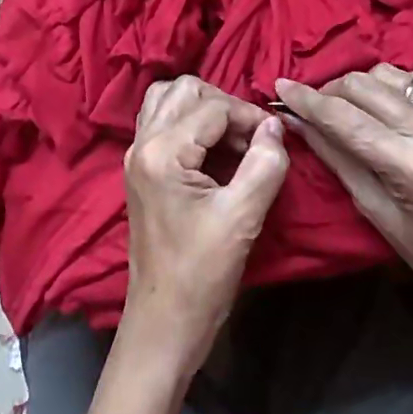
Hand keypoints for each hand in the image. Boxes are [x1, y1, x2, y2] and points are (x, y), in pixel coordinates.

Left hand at [123, 74, 289, 367]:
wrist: (163, 323)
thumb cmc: (201, 275)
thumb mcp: (242, 219)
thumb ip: (264, 165)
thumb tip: (275, 127)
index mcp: (161, 152)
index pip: (212, 106)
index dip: (249, 116)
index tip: (276, 139)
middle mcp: (142, 143)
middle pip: (185, 89)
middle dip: (224, 103)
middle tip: (251, 137)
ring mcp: (136, 155)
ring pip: (168, 98)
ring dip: (203, 106)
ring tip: (232, 136)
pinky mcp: (141, 169)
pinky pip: (161, 120)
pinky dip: (188, 120)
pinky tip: (213, 146)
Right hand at [276, 65, 412, 349]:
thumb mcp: (381, 218)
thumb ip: (339, 160)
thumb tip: (298, 122)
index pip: (349, 120)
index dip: (309, 100)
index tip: (281, 86)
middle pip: (369, 88)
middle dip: (333, 90)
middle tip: (315, 104)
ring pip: (396, 76)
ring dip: (364, 85)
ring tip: (349, 104)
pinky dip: (398, 86)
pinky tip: (389, 103)